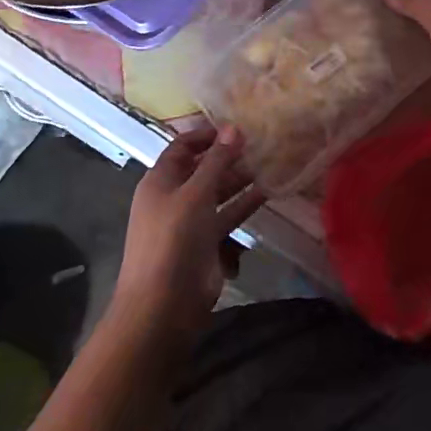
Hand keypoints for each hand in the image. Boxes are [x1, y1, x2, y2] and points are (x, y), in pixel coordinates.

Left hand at [111, 128, 264, 340]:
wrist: (163, 304)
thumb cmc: (173, 239)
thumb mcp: (195, 194)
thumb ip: (216, 161)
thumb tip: (233, 127)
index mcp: (161, 180)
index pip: (183, 147)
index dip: (207, 135)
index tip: (237, 126)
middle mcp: (174, 196)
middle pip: (203, 168)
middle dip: (228, 156)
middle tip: (261, 142)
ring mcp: (191, 220)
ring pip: (218, 192)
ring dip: (240, 178)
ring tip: (270, 161)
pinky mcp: (207, 242)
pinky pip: (227, 215)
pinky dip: (245, 204)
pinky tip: (268, 191)